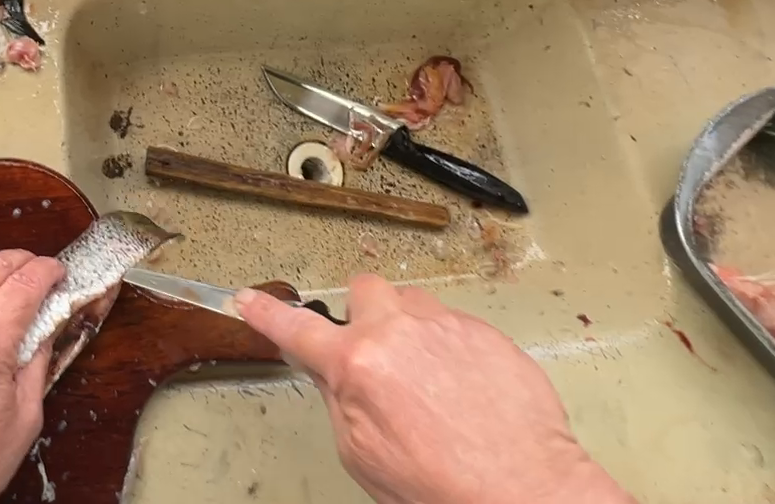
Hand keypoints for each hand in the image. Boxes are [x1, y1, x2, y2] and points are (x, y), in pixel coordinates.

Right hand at [236, 276, 633, 503]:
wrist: (528, 493)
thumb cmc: (439, 488)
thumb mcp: (363, 456)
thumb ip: (339, 401)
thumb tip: (331, 370)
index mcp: (356, 365)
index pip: (295, 329)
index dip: (265, 314)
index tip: (246, 298)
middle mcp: (395, 331)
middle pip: (365, 290)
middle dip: (366, 315)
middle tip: (379, 353)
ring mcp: (442, 324)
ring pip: (412, 304)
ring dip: (411, 329)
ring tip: (432, 378)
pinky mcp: (483, 330)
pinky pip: (453, 325)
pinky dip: (450, 349)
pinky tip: (467, 391)